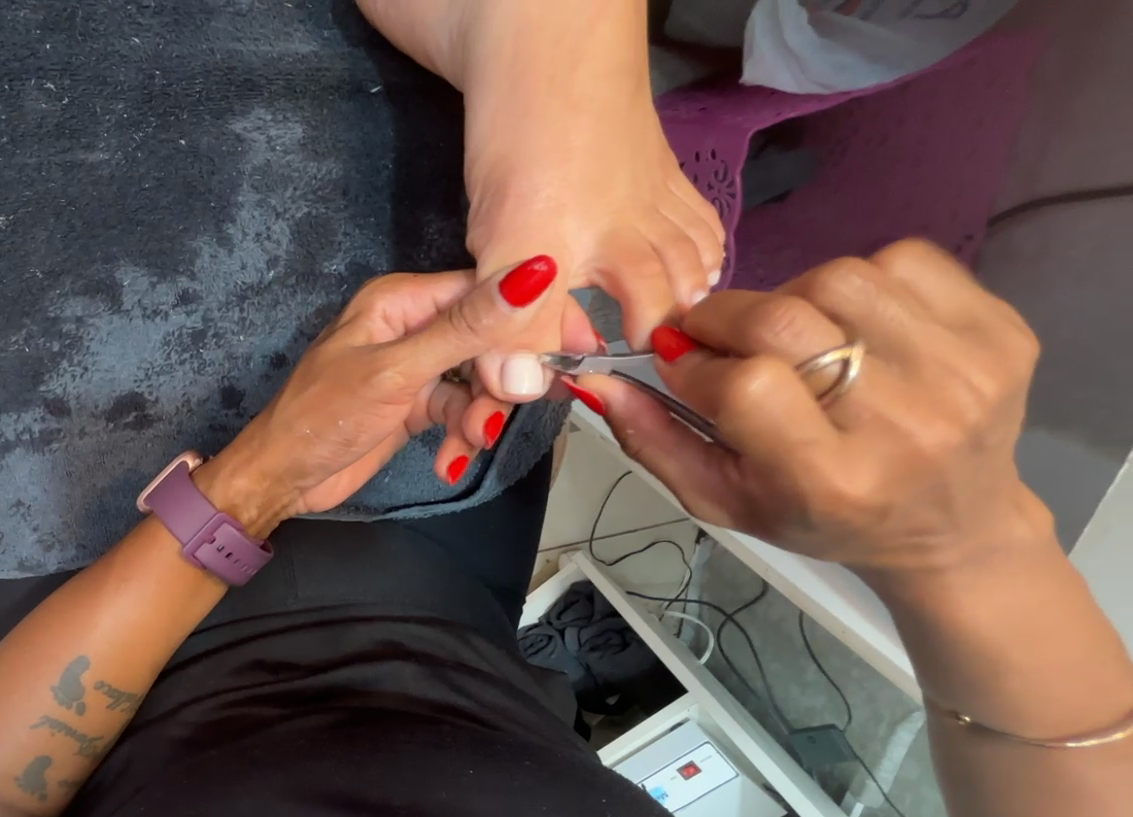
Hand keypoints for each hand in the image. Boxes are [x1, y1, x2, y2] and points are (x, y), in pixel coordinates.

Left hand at [200, 259, 557, 529]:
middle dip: (500, 380)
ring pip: (476, 381)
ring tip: (469, 441)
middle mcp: (410, 327)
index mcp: (400, 301)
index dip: (527, 320)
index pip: (484, 292)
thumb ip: (464, 329)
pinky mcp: (413, 406)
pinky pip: (457, 411)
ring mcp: (413, 369)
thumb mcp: (396, 371)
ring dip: (479, 415)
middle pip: (486, 340)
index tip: (572, 350)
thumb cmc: (324, 417)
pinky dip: (461, 434)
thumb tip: (534, 271)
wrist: (285, 477)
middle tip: (498, 414)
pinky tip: (451, 459)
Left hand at [358, 0, 725, 418]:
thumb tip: (522, 392)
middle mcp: (649, 226)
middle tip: (659, 360)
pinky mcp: (641, 155)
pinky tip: (685, 252)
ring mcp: (652, 186)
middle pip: (677, 288)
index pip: (649, 326)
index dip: (642, 361)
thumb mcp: (509, 246)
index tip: (630, 391)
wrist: (545, 38)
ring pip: (690, 248)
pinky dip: (692, 238)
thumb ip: (514, 324)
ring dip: (686, 287)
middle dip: (670, 327)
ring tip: (678, 320)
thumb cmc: (527, 145)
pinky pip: (686, 209)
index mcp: (621, 256)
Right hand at [580, 240, 1054, 578]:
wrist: (946, 522)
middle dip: (726, 318)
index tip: (684, 371)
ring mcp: (965, 370)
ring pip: (840, 278)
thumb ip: (650, 440)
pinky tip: (843, 321)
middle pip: (788, 320)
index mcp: (828, 477)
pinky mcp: (1002, 331)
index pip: (745, 385)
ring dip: (788, 298)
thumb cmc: (812, 516)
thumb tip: (593, 380)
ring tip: (783, 334)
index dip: (697, 367)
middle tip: (710, 335)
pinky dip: (854, 280)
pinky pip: (904, 261)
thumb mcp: (716, 497)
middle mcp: (905, 422)